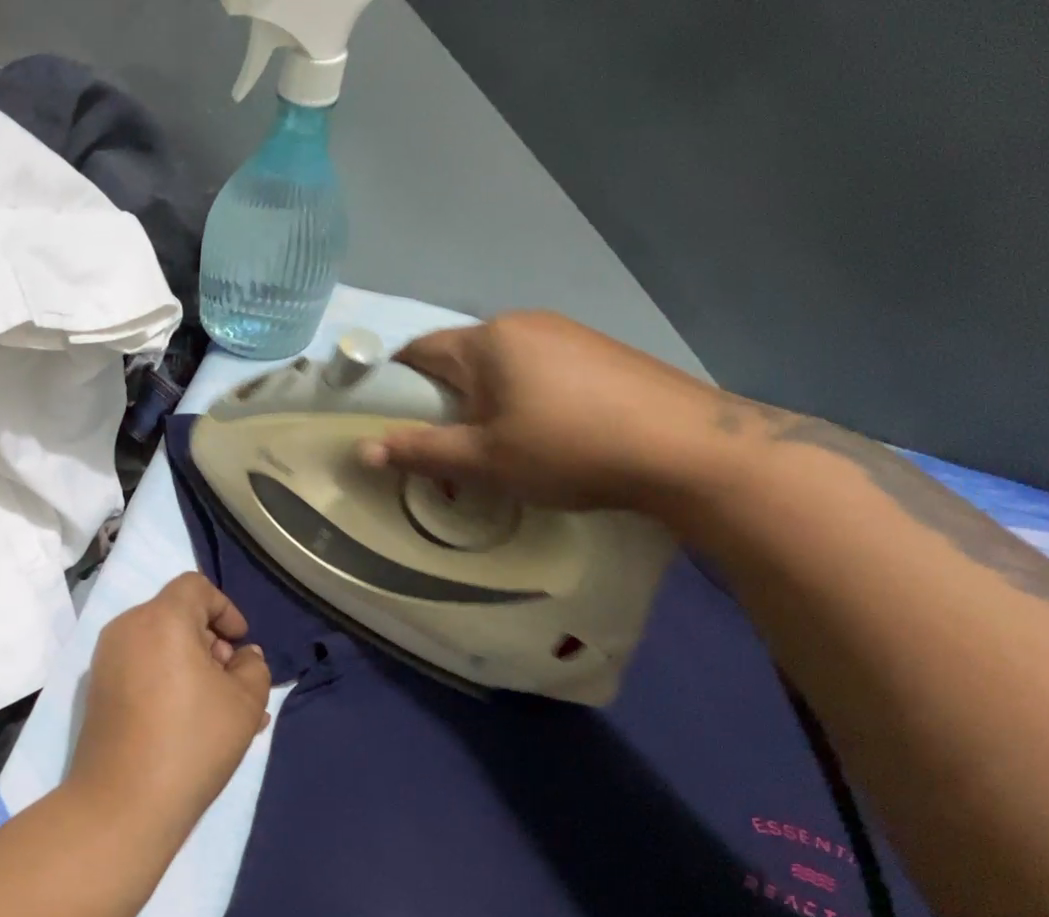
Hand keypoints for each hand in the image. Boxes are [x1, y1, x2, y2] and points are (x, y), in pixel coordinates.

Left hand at [71, 573, 271, 833]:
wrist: (123, 801)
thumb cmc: (192, 742)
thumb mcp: (245, 703)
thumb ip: (253, 668)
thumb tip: (241, 657)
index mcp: (161, 619)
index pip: (195, 587)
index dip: (225, 608)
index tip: (241, 643)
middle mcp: (126, 628)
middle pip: (174, 614)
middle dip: (209, 640)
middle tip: (234, 681)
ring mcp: (105, 660)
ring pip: (157, 645)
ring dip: (190, 664)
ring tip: (219, 709)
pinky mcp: (96, 690)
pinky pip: (140, 668)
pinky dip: (166, 679)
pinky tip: (189, 720)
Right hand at [357, 311, 728, 513]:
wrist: (687, 450)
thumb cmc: (569, 449)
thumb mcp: (484, 459)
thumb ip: (420, 451)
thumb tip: (361, 450)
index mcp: (488, 340)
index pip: (417, 351)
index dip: (393, 387)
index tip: (391, 427)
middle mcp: (524, 324)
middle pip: (458, 360)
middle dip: (441, 403)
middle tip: (444, 452)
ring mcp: (568, 335)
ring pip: (499, 369)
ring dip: (482, 405)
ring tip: (494, 452)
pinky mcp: (600, 354)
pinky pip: (537, 373)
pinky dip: (521, 402)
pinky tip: (542, 438)